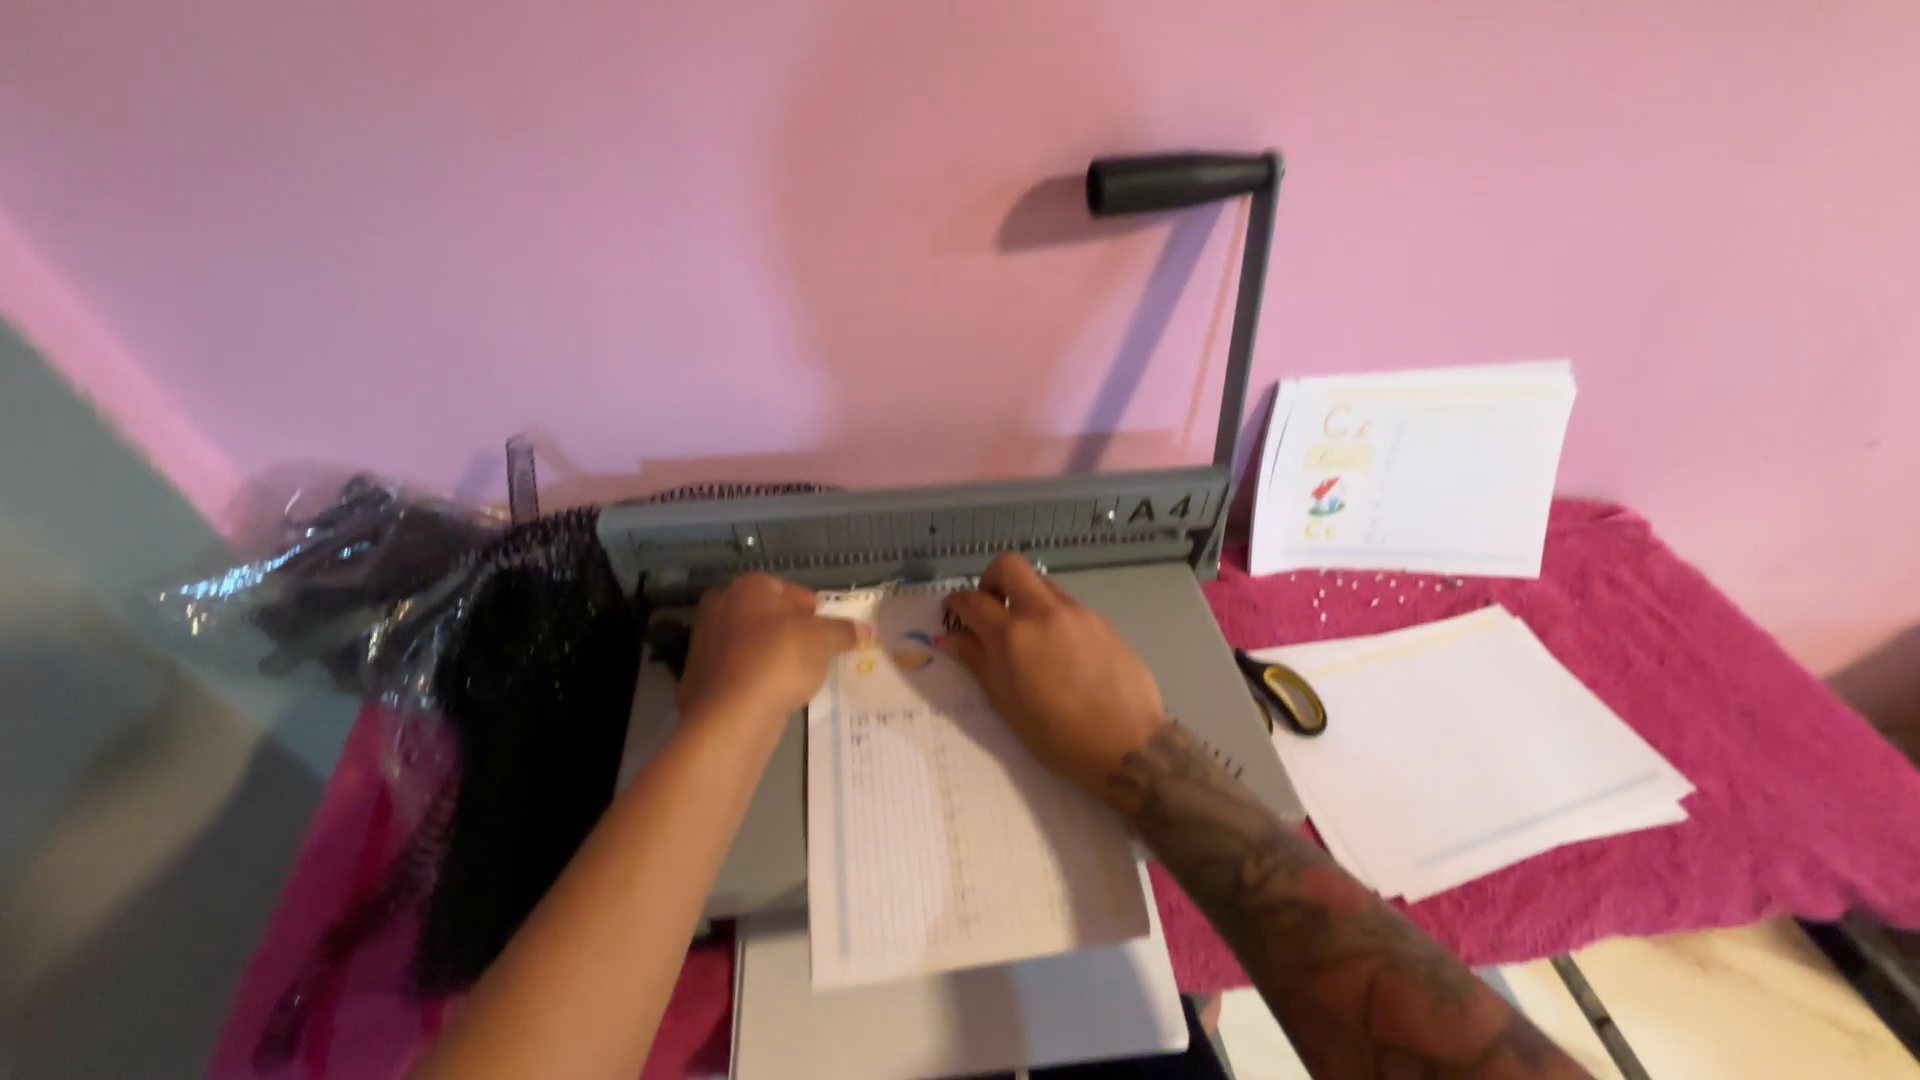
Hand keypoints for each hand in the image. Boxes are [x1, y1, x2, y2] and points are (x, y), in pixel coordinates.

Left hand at [678, 574, 865, 725]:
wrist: (733, 712)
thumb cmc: (781, 658)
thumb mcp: (824, 640)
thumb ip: (842, 631)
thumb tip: (862, 629)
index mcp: (747, 587)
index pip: (785, 588)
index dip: (809, 607)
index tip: (826, 625)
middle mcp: (720, 606)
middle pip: (763, 613)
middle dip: (786, 627)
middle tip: (812, 647)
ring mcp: (704, 643)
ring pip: (747, 642)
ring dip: (769, 652)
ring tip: (795, 672)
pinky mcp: (697, 678)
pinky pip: (735, 670)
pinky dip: (752, 676)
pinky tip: (772, 691)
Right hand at [943, 554, 1165, 797]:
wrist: (1127, 744)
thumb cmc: (1056, 735)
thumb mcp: (1006, 703)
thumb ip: (977, 662)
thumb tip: (952, 638)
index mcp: (1013, 635)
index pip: (973, 600)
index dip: (956, 602)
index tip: (952, 610)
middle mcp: (1044, 612)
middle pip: (1010, 566)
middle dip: (992, 579)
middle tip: (991, 607)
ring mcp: (1078, 612)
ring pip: (1043, 583)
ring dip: (1026, 597)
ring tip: (1028, 634)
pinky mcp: (1103, 621)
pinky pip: (1069, 606)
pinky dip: (1054, 616)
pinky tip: (1062, 652)